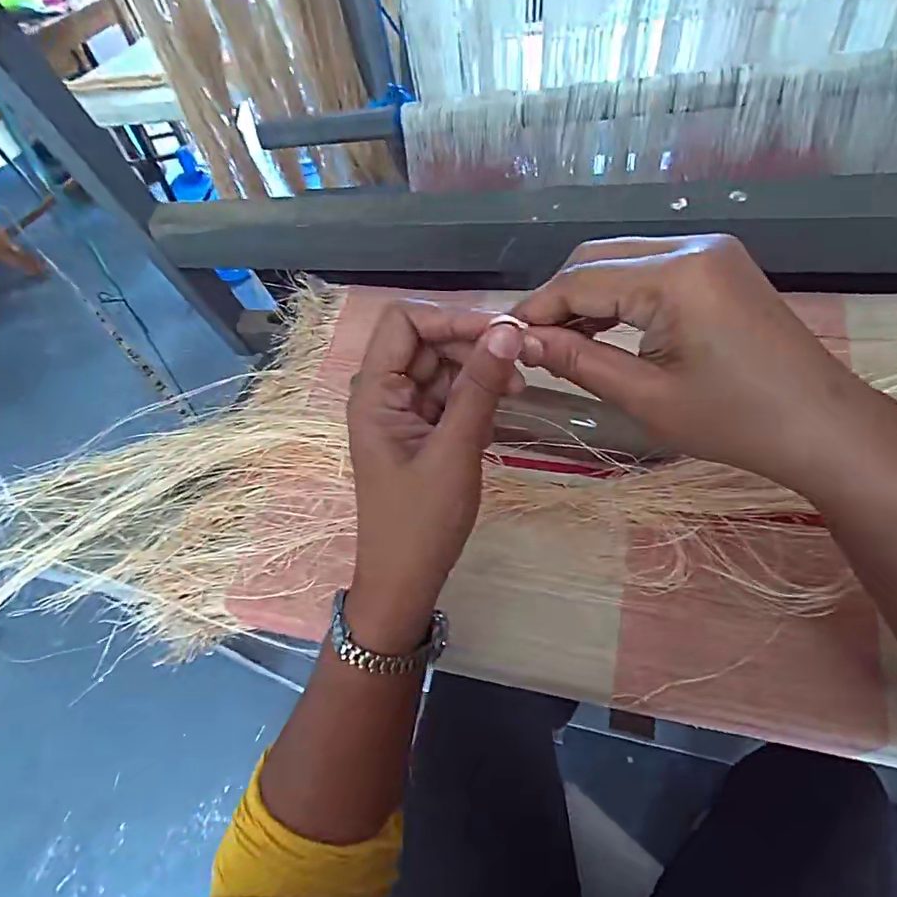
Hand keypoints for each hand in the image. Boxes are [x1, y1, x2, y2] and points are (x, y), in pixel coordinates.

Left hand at [346, 305, 524, 653]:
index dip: (451, 317)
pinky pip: (447, 398)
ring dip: (478, 371)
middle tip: (521, 362)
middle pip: (426, 342)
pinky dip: (473, 397)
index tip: (501, 332)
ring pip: (441, 369)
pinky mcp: (419, 433)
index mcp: (374, 393)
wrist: (404, 579)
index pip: (403, 322)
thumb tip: (507, 330)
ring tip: (518, 391)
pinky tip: (501, 407)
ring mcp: (401, 414)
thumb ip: (479, 388)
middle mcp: (382, 395)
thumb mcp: (455, 451)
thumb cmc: (422, 521)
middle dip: (472, 345)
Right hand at [512, 235, 896, 491]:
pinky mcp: (718, 266)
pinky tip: (600, 332)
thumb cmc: (733, 421)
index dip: (535, 310)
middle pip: (596, 258)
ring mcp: (710, 252)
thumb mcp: (645, 396)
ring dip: (584, 297)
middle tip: (531, 347)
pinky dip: (617, 297)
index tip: (505, 342)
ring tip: (559, 345)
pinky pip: (649, 270)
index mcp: (675, 275)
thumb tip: (523, 343)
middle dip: (557, 300)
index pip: (579, 280)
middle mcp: (691, 246)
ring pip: (620, 260)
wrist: (820, 425)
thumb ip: (578, 362)